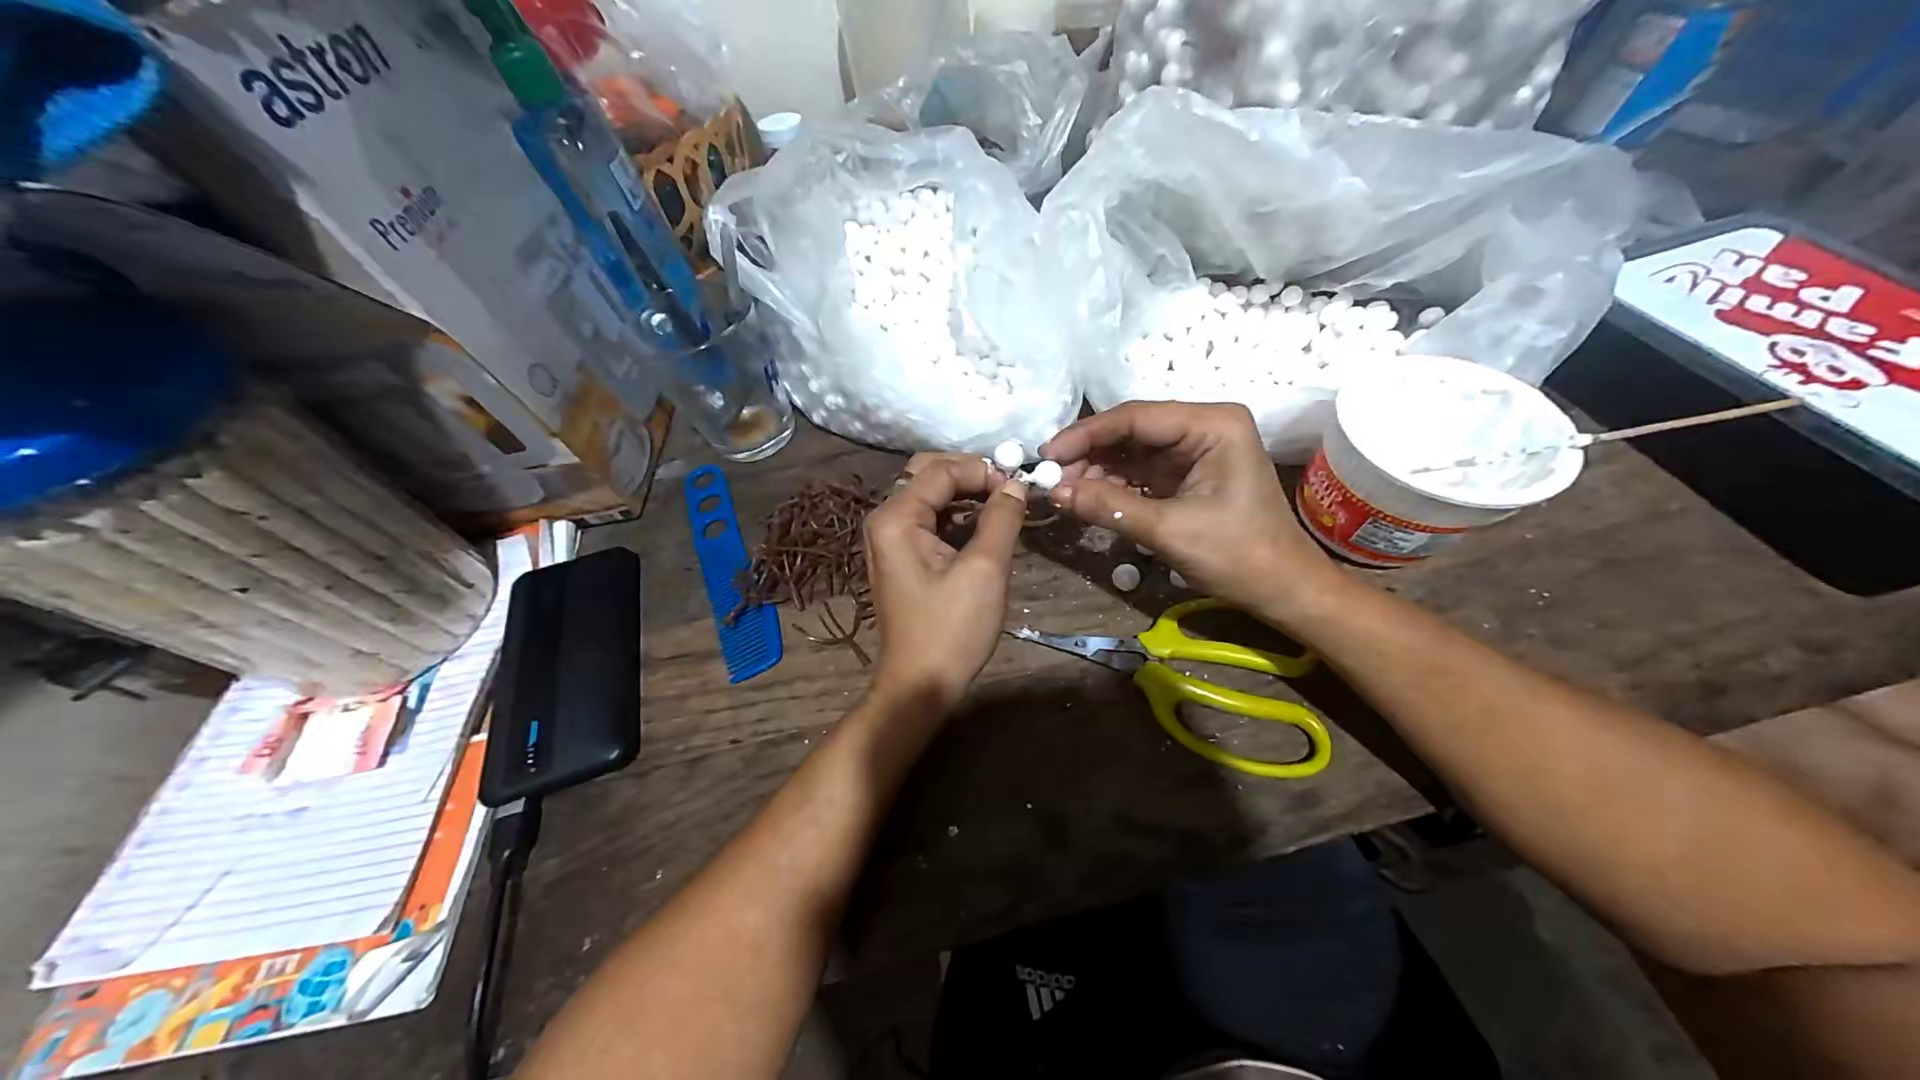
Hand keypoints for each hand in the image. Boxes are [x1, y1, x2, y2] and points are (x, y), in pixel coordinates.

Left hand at [863, 453, 1026, 712]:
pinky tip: (982, 526)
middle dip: (970, 475)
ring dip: (964, 494)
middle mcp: (884, 521)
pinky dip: (954, 515)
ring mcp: (888, 539)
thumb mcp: (985, 570)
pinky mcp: (899, 557)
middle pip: (927, 474)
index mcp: (896, 518)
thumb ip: (1001, 518)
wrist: (920, 685)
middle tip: (1008, 490)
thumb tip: (1016, 485)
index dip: (982, 470)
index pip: (941, 470)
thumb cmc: (952, 630)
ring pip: (928, 495)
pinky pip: (927, 520)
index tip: (1019, 487)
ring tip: (1002, 506)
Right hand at [1039, 402, 1349, 626]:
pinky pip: (1140, 472)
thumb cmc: (1238, 555)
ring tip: (1062, 491)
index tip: (1046, 455)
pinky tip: (1085, 496)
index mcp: (1212, 425)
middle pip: (1131, 431)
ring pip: (1132, 452)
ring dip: (1097, 470)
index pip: (1136, 418)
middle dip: (1089, 454)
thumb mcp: (1168, 530)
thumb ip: (1109, 506)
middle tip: (1050, 478)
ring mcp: (1195, 451)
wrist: (1283, 590)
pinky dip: (1113, 485)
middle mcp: (1204, 427)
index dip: (1086, 435)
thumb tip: (1054, 492)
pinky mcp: (1187, 475)